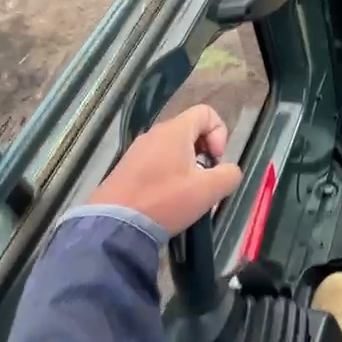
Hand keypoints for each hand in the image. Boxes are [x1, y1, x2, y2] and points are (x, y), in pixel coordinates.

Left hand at [89, 105, 243, 235]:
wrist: (112, 228)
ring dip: (188, 165)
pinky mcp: (125, 170)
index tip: (216, 161)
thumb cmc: (165, 201)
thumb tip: (228, 171)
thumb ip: (229, 174)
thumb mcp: (209, 190)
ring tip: (187, 192)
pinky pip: (156, 161)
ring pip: (173, 148)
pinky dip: (168, 174)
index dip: (220, 133)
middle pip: (191, 130)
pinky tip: (167, 199)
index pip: (206, 113)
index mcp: (174, 131)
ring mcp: (136, 152)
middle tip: (205, 179)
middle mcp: (154, 134)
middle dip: (205, 152)